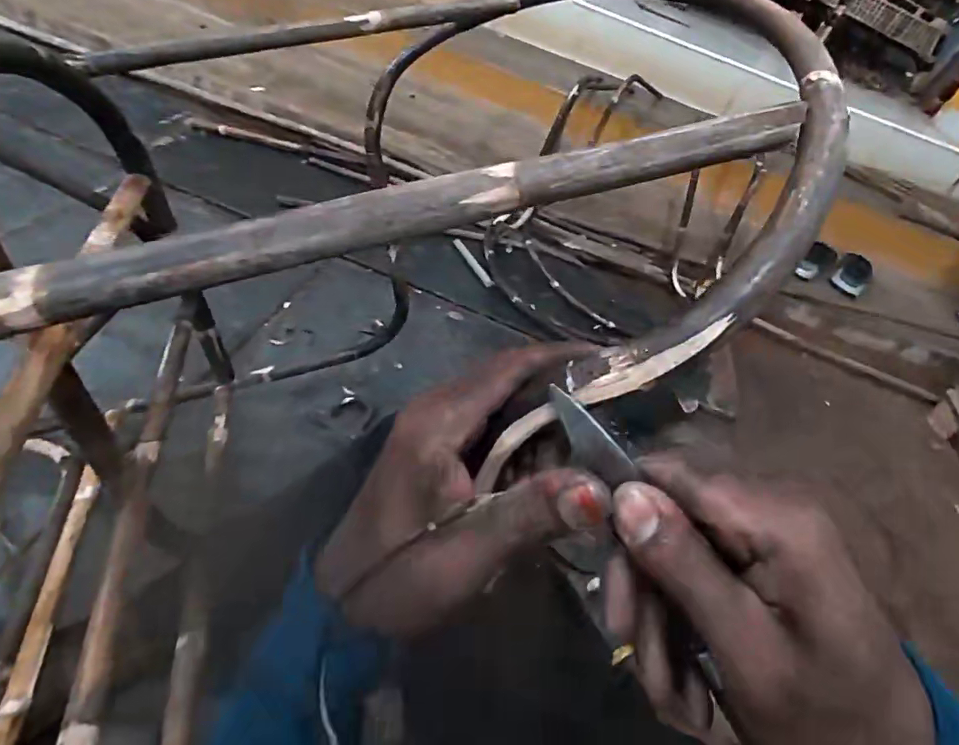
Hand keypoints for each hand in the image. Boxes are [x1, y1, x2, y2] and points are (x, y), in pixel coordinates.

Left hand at [315, 343, 610, 636]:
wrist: (343, 601)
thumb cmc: (402, 576)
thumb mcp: (470, 551)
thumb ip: (532, 513)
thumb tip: (600, 488)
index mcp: (439, 420)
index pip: (507, 367)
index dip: (559, 357)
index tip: (609, 359)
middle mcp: (433, 408)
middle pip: (504, 376)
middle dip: (558, 382)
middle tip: (615, 396)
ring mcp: (430, 425)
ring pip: (497, 398)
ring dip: (541, 407)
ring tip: (595, 423)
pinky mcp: (432, 446)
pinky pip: (485, 421)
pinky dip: (521, 429)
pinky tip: (551, 453)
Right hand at [606, 455, 933, 744]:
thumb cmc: (830, 717)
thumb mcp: (748, 653)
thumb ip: (686, 568)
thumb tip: (623, 492)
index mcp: (778, 516)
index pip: (670, 472)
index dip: (624, 512)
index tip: (610, 583)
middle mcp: (768, 505)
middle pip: (665, 514)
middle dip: (643, 589)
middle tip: (632, 652)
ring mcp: (763, 529)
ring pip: (670, 547)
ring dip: (658, 618)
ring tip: (672, 691)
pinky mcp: (756, 553)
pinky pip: (690, 566)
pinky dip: (678, 621)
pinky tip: (688, 677)